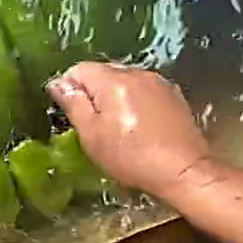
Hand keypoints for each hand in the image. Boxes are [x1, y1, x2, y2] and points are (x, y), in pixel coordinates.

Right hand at [46, 62, 215, 196]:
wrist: (185, 172)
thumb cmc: (130, 156)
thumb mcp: (91, 134)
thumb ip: (72, 103)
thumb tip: (57, 83)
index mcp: (113, 80)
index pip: (78, 69)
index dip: (68, 88)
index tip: (70, 112)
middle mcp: (136, 73)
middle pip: (102, 72)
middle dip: (92, 91)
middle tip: (92, 122)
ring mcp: (158, 83)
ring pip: (123, 80)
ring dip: (113, 96)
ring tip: (116, 125)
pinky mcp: (173, 95)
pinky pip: (142, 90)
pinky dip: (133, 101)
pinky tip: (137, 124)